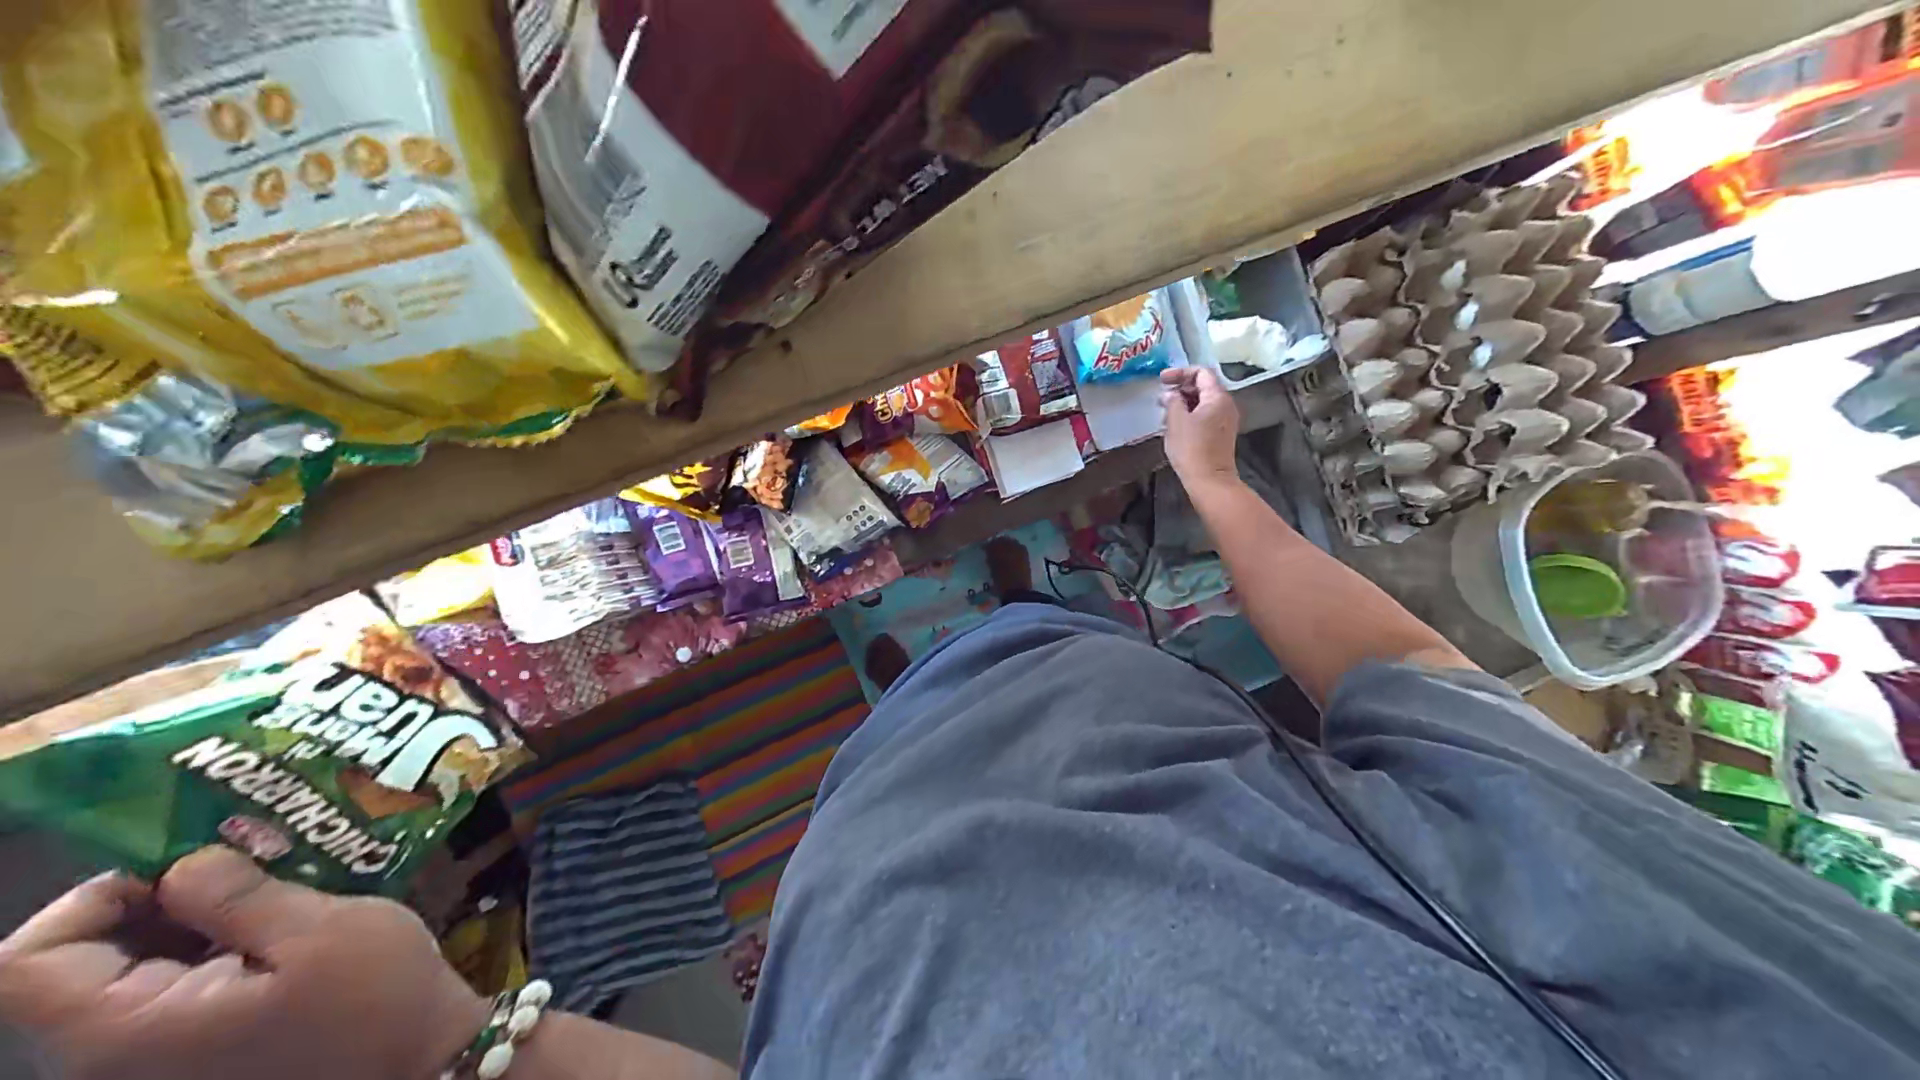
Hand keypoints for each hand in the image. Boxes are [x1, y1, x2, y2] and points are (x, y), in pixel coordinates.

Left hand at [0, 848, 487, 1079]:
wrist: (414, 1064)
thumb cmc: (372, 997)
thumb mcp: (322, 931)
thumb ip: (241, 898)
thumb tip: (184, 863)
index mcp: (126, 1028)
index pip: (24, 963)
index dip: (92, 897)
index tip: (189, 863)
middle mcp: (108, 1055)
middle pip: (70, 965)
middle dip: (156, 900)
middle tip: (248, 863)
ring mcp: (147, 1059)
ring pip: (119, 973)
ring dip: (189, 920)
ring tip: (273, 888)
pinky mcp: (185, 1054)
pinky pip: (161, 991)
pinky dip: (207, 947)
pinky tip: (275, 928)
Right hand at [1160, 367, 1240, 490]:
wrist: (1209, 480)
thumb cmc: (1191, 449)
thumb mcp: (1176, 421)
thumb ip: (1172, 401)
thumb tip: (1170, 395)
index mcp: (1218, 397)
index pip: (1201, 373)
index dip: (1180, 373)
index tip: (1162, 381)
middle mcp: (1226, 405)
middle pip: (1204, 386)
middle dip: (1181, 388)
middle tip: (1162, 398)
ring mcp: (1225, 420)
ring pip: (1203, 402)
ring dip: (1184, 403)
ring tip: (1165, 413)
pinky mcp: (1221, 434)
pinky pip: (1205, 415)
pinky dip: (1190, 414)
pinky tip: (1175, 425)